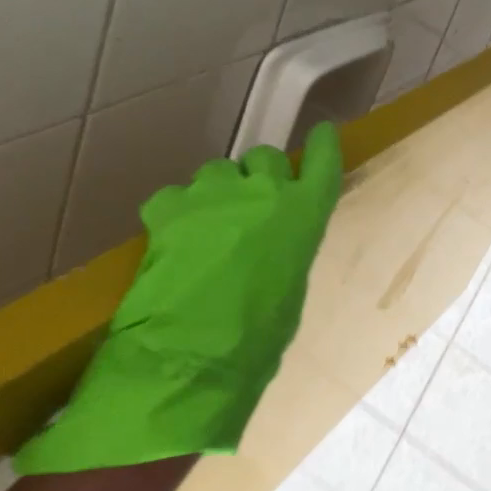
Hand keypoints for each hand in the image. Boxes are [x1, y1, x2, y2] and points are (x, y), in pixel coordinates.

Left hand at [14, 123, 342, 474]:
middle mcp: (266, 192)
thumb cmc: (258, 338)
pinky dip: (170, 214)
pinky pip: (170, 197)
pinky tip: (166, 241)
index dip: (323, 144)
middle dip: (255, 176)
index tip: (321, 133)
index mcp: (306, 213)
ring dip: (213, 192)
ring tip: (202, 225)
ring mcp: (216, 196)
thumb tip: (272, 248)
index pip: (323, 160)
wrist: (192, 357)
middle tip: (245, 203)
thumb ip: (287, 250)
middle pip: (264, 158)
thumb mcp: (291, 287)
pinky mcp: (169, 212)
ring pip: (214, 172)